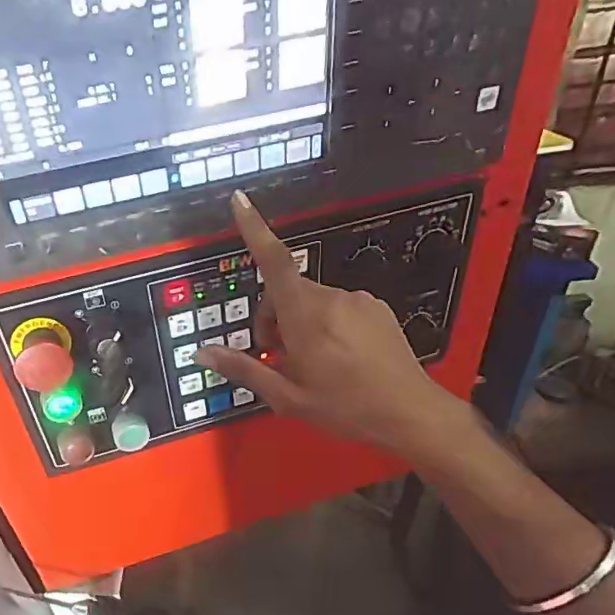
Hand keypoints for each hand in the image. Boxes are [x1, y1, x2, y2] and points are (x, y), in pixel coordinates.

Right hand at [195, 191, 475, 463]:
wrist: (409, 413)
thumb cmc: (347, 408)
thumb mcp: (288, 397)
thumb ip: (245, 369)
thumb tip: (205, 353)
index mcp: (307, 317)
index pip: (274, 261)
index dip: (254, 229)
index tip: (240, 201)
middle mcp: (333, 298)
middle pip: (288, 290)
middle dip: (273, 318)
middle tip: (277, 358)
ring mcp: (359, 301)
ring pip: (314, 301)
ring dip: (302, 323)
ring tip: (311, 365)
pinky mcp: (376, 309)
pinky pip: (340, 307)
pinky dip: (328, 324)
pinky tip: (337, 358)